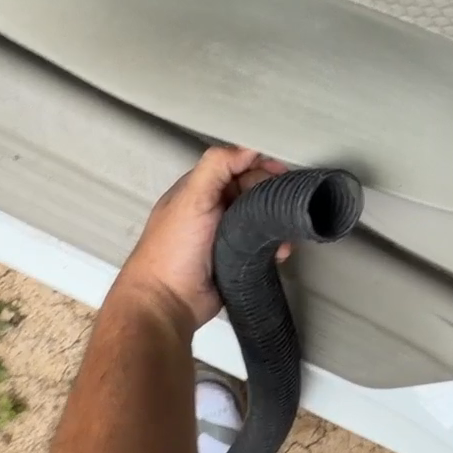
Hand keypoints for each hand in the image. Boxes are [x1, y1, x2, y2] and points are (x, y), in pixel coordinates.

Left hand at [109, 146, 289, 337]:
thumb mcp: (192, 199)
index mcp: (197, 190)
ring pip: (261, 217)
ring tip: (285, 231)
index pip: (235, 165)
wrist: (168, 305)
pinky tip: (280, 251)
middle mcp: (211, 209)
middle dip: (272, 195)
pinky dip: (275, 244)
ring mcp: (224, 234)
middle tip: (284, 203)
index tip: (281, 171)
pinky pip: (263, 243)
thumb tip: (250, 147)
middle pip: (252, 189)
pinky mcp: (236, 257)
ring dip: (277, 222)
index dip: (259, 164)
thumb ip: (217, 167)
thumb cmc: (172, 252)